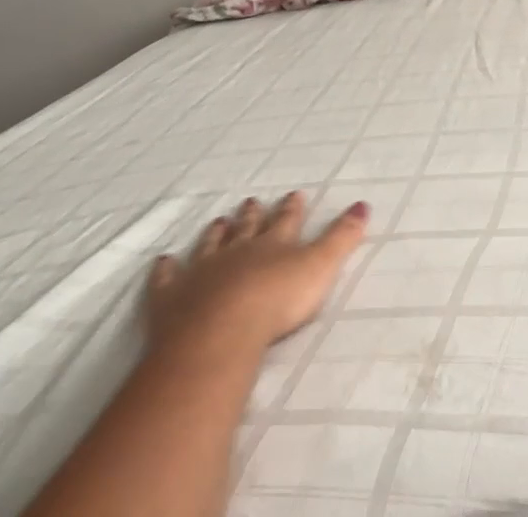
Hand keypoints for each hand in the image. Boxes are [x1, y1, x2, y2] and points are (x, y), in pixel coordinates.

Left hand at [146, 192, 369, 352]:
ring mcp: (201, 273)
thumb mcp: (322, 266)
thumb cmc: (277, 300)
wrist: (219, 333)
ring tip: (219, 220)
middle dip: (252, 215)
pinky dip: (165, 269)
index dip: (291, 208)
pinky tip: (163, 260)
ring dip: (215, 234)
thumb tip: (363, 204)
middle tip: (251, 201)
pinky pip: (167, 278)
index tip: (294, 194)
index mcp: (273, 246)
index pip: (286, 221)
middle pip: (246, 229)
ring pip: (209, 246)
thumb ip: (342, 237)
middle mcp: (236, 252)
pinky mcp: (171, 298)